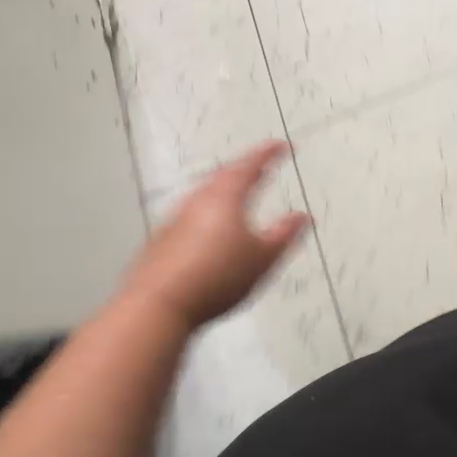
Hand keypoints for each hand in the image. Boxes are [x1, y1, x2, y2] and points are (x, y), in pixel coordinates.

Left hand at [118, 141, 309, 330]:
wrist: (154, 309)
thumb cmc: (217, 277)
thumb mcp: (262, 258)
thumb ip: (284, 234)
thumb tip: (302, 216)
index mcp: (225, 198)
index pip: (249, 166)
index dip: (267, 154)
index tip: (282, 146)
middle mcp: (197, 203)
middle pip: (221, 177)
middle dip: (242, 170)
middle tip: (258, 169)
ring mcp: (172, 222)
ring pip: (201, 196)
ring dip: (220, 191)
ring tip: (233, 197)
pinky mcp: (156, 245)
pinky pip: (186, 217)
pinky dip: (202, 214)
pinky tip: (205, 231)